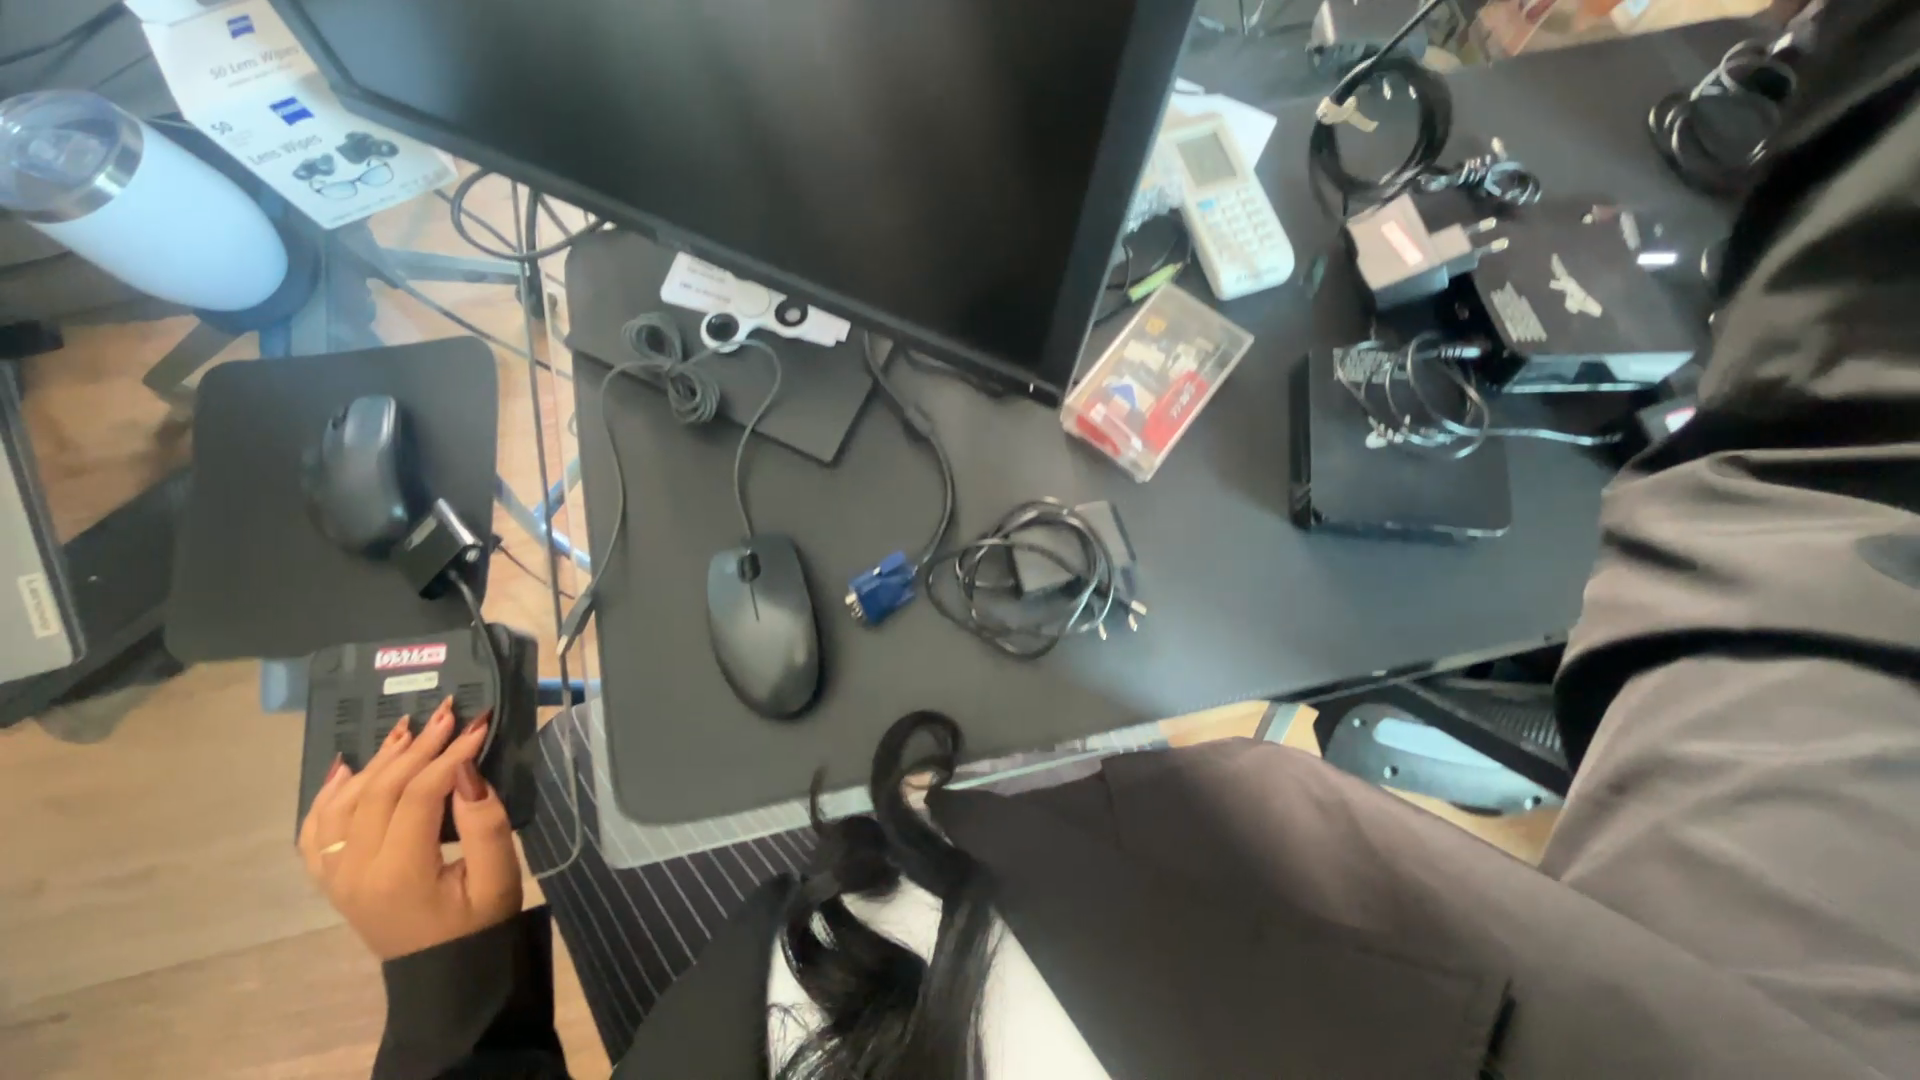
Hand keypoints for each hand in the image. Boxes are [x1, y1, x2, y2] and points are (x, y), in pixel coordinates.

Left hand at [298, 696, 523, 959]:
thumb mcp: (499, 877)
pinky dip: (328, 794)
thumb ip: (486, 824)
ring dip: (378, 760)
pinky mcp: (331, 877)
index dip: (449, 755)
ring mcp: (335, 875)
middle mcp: (355, 871)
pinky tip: (346, 766)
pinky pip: (315, 829)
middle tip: (447, 713)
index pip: (418, 796)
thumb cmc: (479, 922)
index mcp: (399, 872)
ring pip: (345, 802)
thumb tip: (468, 771)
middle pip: (379, 791)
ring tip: (408, 729)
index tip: (478, 725)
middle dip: (416, 746)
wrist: (443, 973)